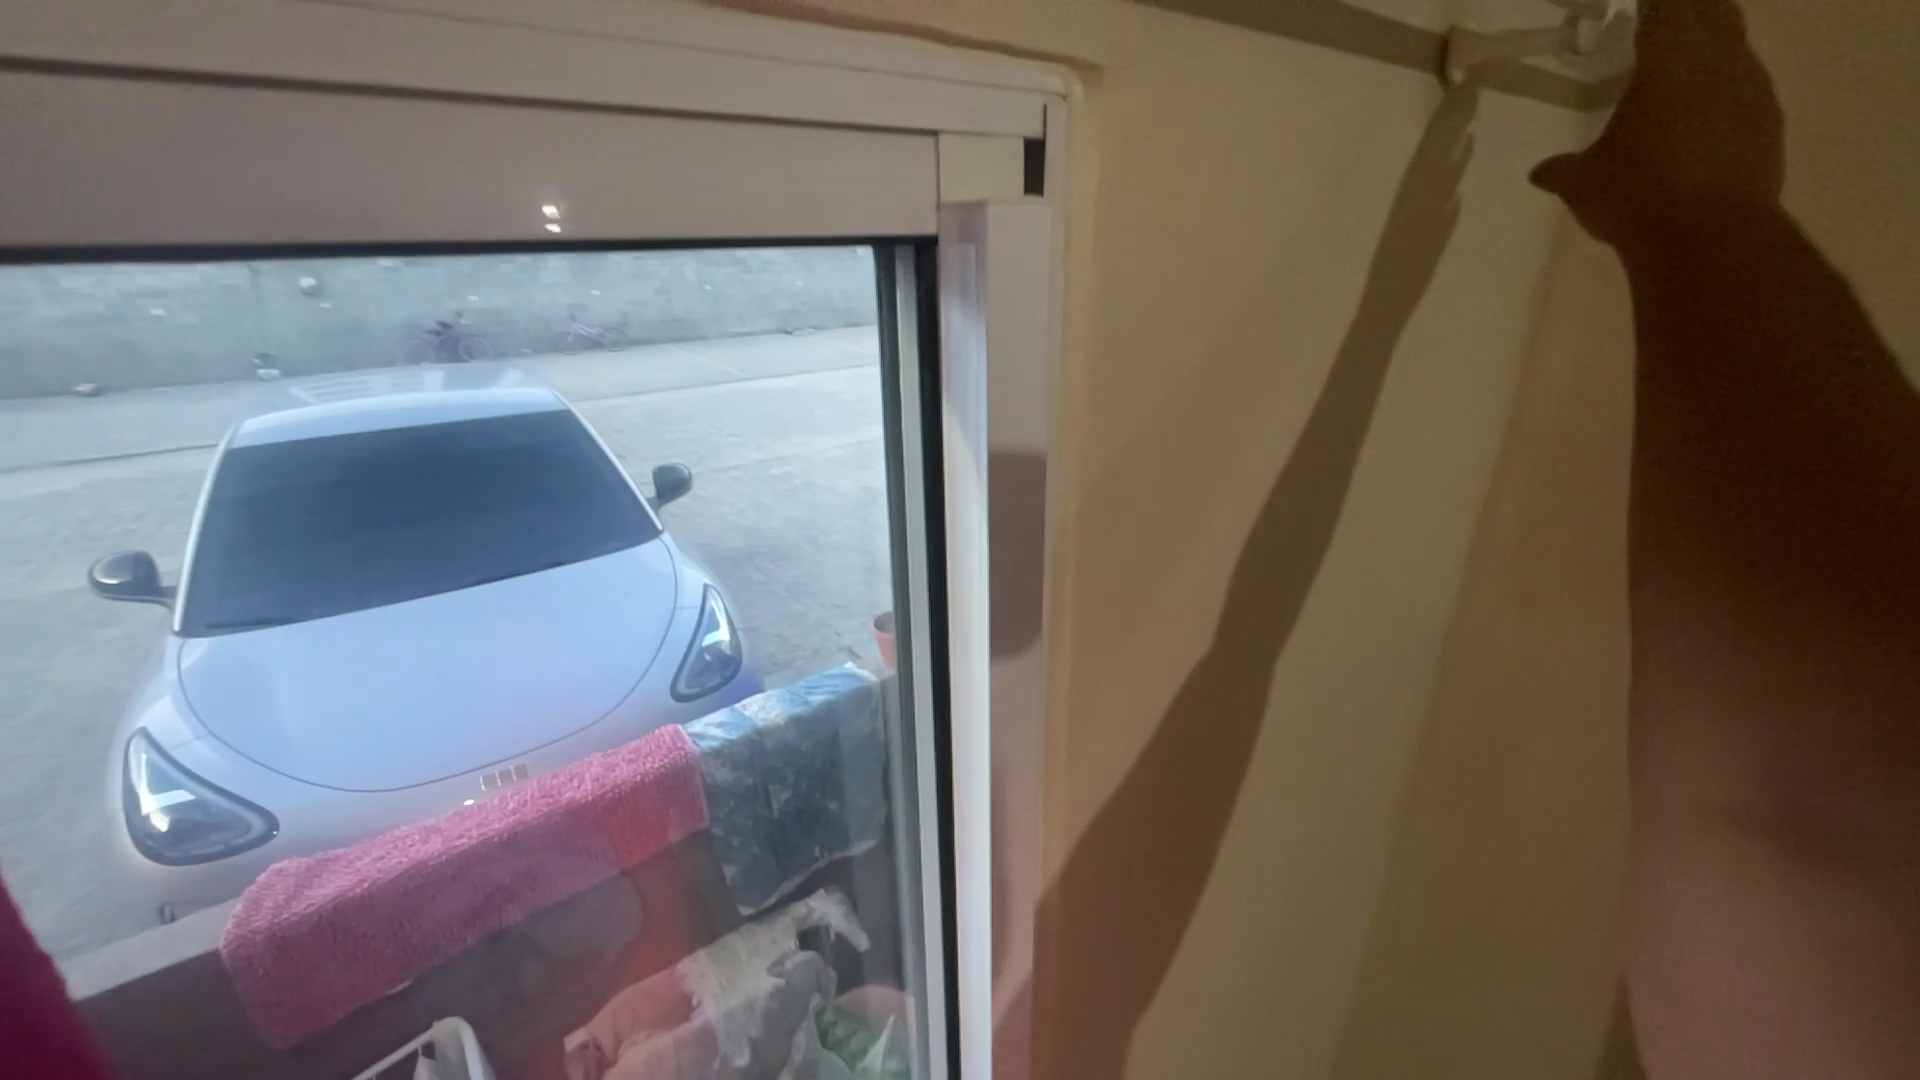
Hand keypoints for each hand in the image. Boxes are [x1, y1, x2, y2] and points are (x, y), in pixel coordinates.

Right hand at [1532, 0, 1784, 246]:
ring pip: (1734, 44)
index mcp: (1667, 62)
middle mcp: (1718, 62)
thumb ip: (1562, 168)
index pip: (1663, 10)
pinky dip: (1723, 83)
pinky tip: (1704, 107)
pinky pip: (1744, 85)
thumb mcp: (1580, 182)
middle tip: (1670, 8)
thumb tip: (1542, 172)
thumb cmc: (1633, 195)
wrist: (1706, 233)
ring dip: (1712, 41)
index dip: (1651, 2)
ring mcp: (1751, 88)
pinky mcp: (1766, 119)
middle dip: (1690, 7)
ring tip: (1688, 51)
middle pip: (1712, 11)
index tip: (1641, 1)